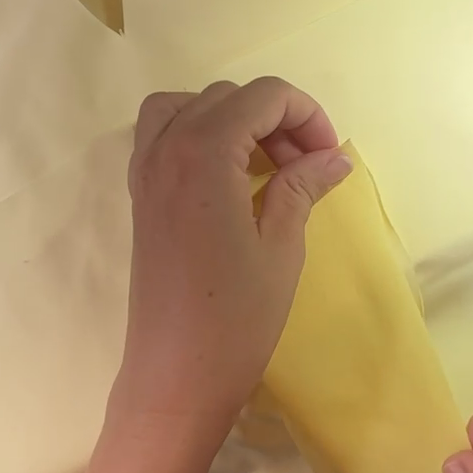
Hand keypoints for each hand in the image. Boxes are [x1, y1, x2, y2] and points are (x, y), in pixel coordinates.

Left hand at [112, 78, 351, 448]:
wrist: (175, 377)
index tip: (329, 157)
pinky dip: (198, 135)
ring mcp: (145, 172)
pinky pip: (163, 136)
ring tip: (265, 161)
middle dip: (275, 118)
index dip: (307, 115)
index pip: (263, 96)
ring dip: (232, 119)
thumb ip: (302, 187)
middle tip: (307, 165)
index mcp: (204, 152)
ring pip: (188, 106)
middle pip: (227, 97)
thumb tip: (333, 158)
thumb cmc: (236, 317)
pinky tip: (228, 176)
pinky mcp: (139, 197)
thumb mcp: (282, 246)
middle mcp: (165, 148)